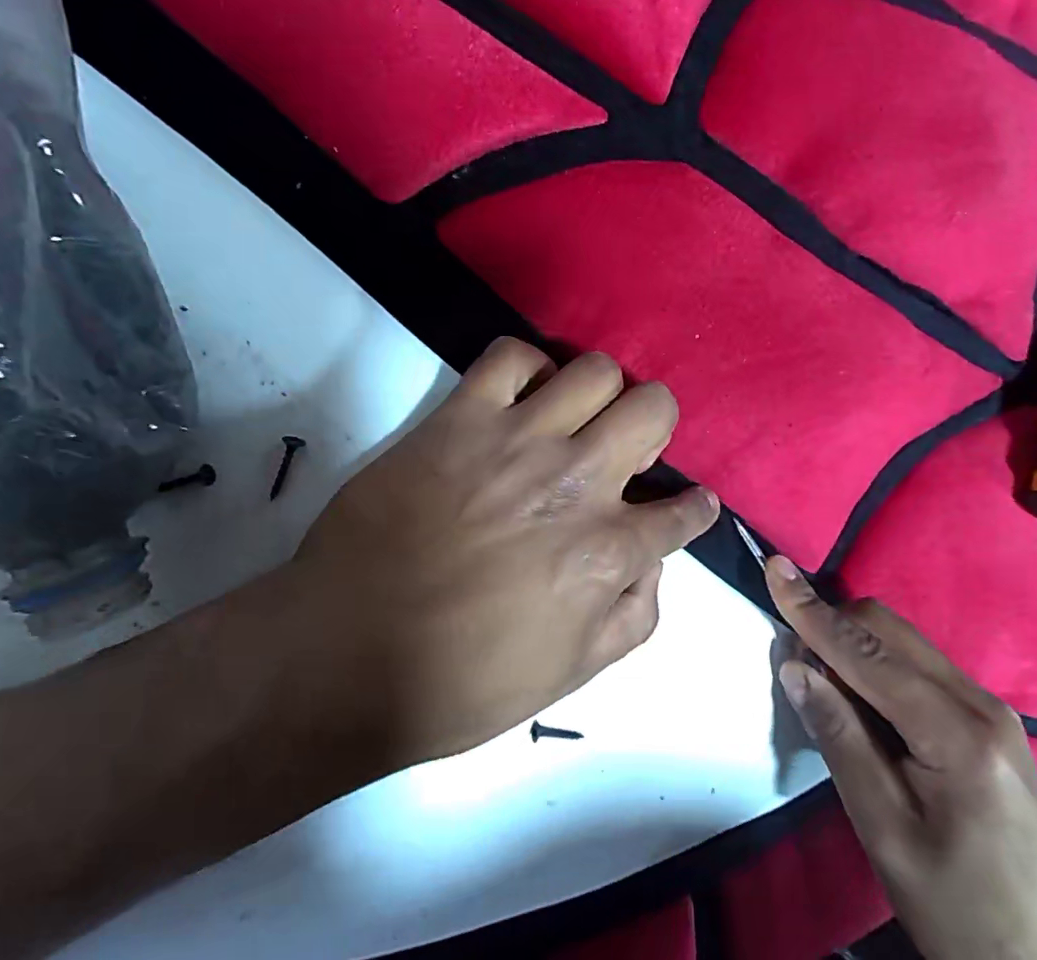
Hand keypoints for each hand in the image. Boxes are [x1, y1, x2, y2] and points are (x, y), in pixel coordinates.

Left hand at [275, 338, 719, 765]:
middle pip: (653, 409)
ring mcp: (515, 442)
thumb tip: (651, 563)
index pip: (684, 513)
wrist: (341, 658)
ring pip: (595, 371)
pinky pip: (510, 357)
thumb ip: (636, 615)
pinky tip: (521, 404)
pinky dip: (530, 371)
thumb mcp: (574, 672)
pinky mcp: (456, 421)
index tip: (691, 506)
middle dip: (657, 428)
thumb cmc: (464, 680)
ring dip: (601, 397)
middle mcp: (575, 483)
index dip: (695, 510)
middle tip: (627, 458)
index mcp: (607, 551)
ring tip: (576, 425)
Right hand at [767, 558, 1036, 959]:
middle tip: (789, 655)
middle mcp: (982, 702)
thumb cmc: (964, 912)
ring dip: (858, 649)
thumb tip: (799, 668)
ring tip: (819, 680)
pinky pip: (927, 676)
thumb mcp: (888, 834)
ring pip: (910, 650)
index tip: (775, 569)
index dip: (814, 611)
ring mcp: (994, 712)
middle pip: (894, 633)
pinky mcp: (995, 729)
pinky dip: (885, 673)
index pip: (869, 652)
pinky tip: (864, 705)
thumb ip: (842, 741)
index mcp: (958, 730)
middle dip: (835, 626)